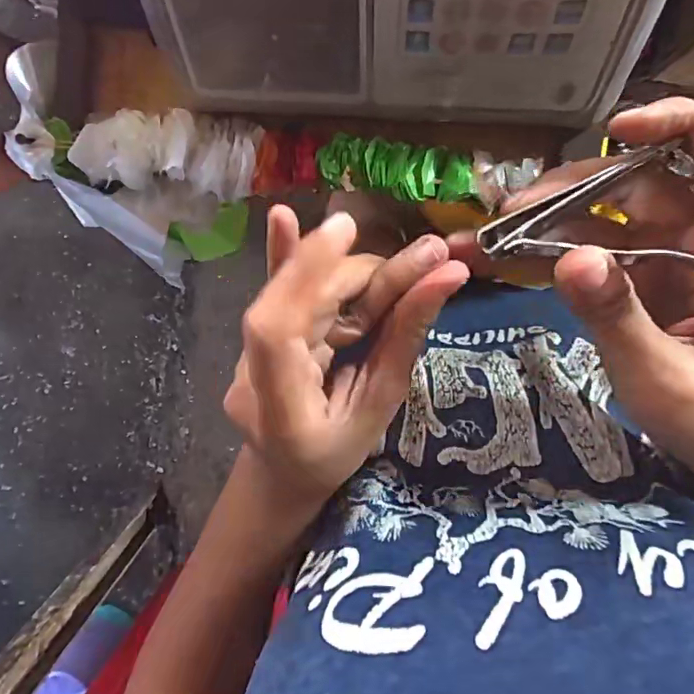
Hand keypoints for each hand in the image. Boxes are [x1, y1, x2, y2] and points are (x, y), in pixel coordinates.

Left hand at [225, 206, 468, 503]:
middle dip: (363, 274)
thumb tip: (449, 274)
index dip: (306, 273)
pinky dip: (285, 256)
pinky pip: (273, 294)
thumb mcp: (380, 406)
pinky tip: (281, 217)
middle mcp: (251, 377)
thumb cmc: (337, 456)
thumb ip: (405, 339)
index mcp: (280, 413)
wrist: (283, 475)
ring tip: (406, 264)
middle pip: (301, 302)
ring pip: (298, 293)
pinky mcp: (255, 337)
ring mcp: (244, 356)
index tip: (345, 231)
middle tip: (425, 259)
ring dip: (352, 273)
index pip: (277, 332)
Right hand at [448, 98, 693, 475]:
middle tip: (513, 211)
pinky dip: (546, 245)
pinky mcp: (635, 273)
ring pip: (607, 206)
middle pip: (644, 178)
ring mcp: (666, 254)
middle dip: (576, 185)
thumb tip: (571, 257)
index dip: (681, 124)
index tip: (616, 131)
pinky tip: (504, 254)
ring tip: (496, 233)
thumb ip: (618, 317)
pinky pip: (589, 242)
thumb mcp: (663, 377)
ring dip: (551, 213)